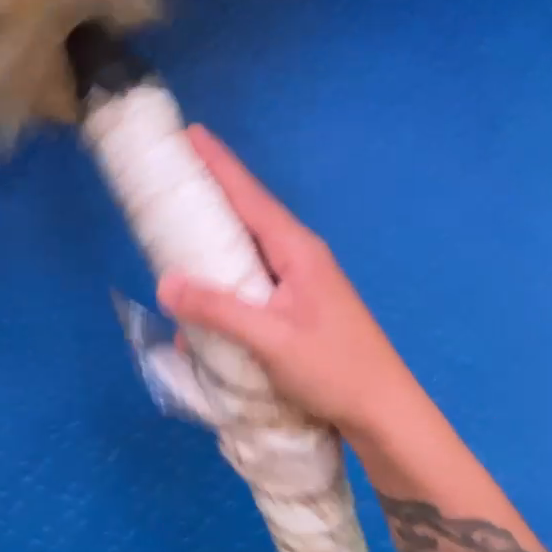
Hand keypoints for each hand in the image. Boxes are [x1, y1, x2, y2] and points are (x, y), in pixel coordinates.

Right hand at [157, 126, 422, 435]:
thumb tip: (163, 284)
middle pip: (245, 211)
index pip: (249, 195)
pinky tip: (198, 297)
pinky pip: (248, 275)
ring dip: (211, 235)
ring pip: (245, 244)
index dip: (218, 162)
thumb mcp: (272, 341)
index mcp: (296, 250)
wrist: (388, 418)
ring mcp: (297, 279)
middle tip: (169, 173)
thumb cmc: (336, 371)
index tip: (190, 132)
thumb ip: (218, 310)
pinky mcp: (293, 302)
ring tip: (173, 225)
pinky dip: (221, 276)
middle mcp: (297, 254)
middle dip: (208, 190)